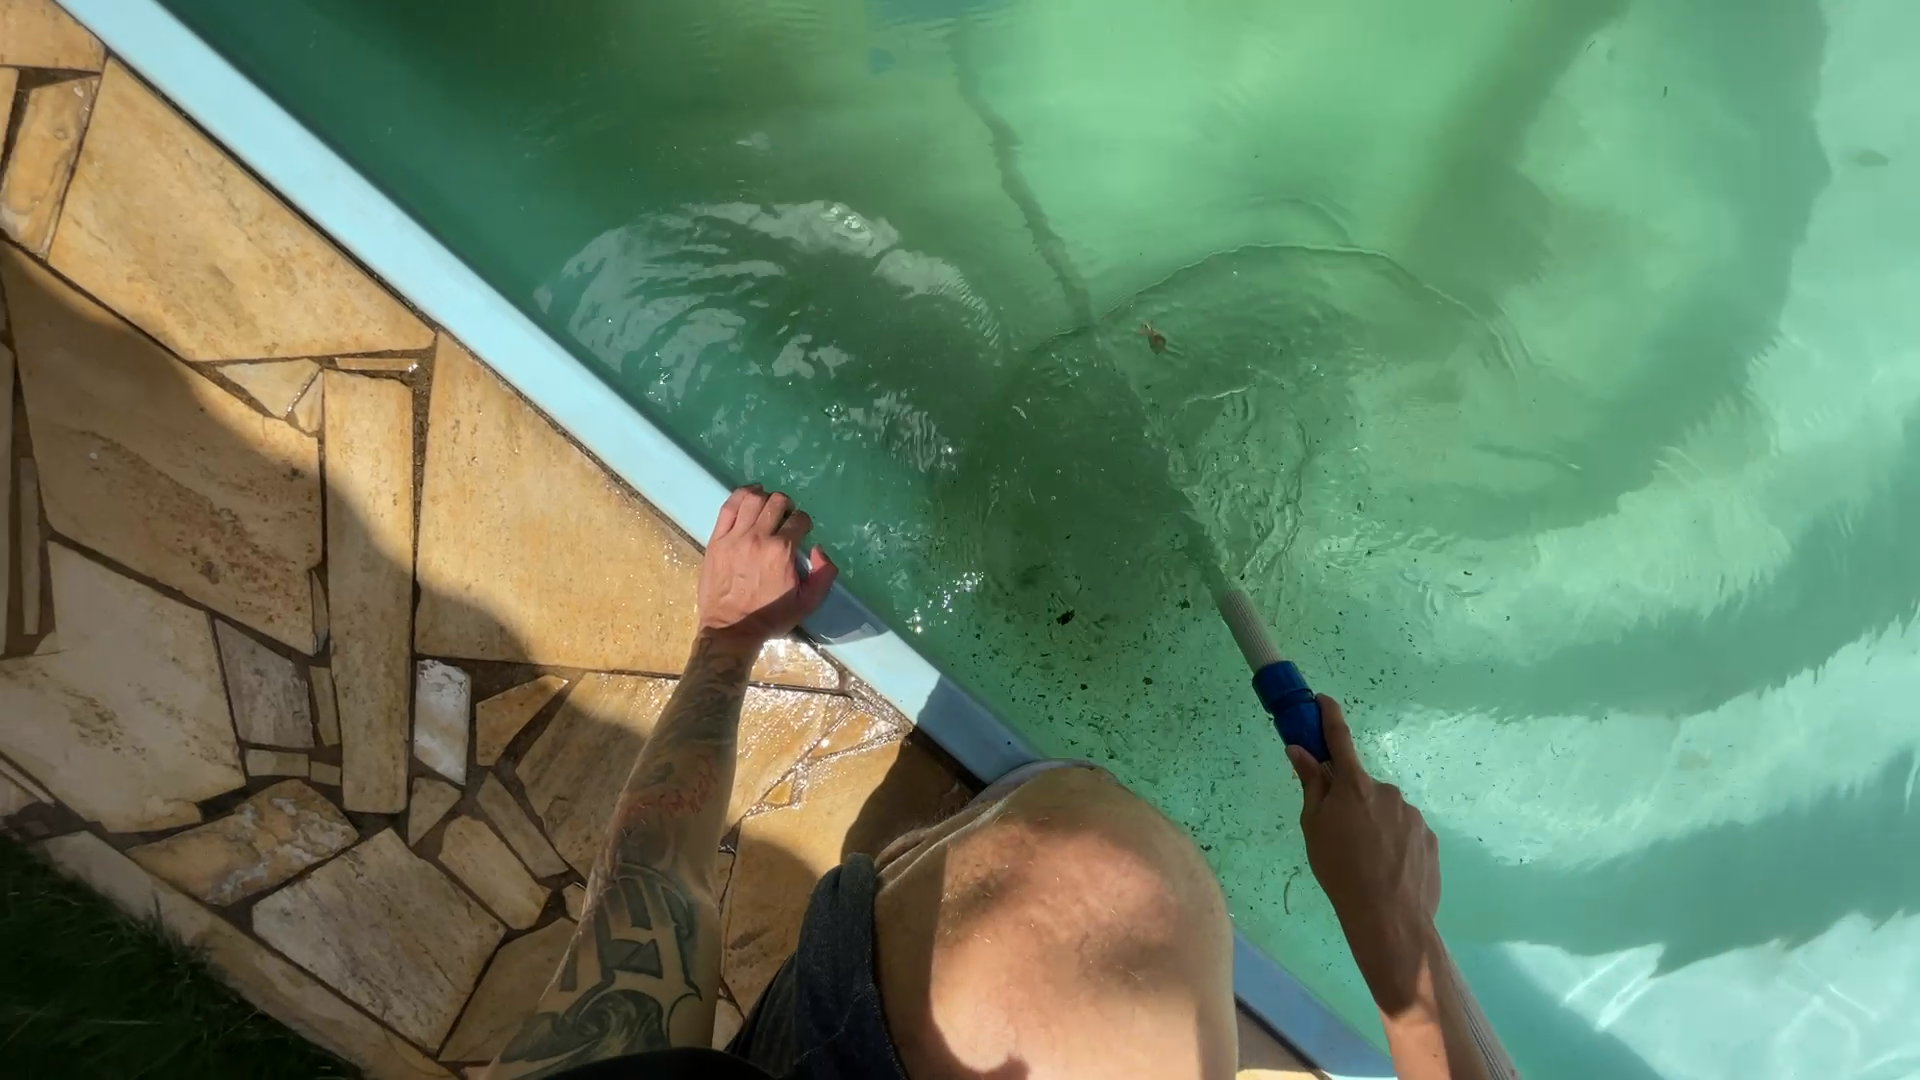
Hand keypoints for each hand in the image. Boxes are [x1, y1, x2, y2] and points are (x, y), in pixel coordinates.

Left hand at [697, 485, 837, 656]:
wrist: (731, 628)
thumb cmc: (771, 617)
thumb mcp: (808, 603)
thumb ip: (824, 574)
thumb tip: (820, 550)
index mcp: (783, 551)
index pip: (799, 520)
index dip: (804, 522)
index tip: (801, 530)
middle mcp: (759, 538)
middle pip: (777, 502)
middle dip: (787, 505)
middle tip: (786, 516)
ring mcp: (735, 537)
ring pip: (752, 499)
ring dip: (765, 497)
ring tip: (767, 505)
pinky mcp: (717, 539)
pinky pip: (728, 507)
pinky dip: (741, 495)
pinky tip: (749, 496)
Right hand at [1287, 696, 1442, 1017]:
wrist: (1390, 918)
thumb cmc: (1339, 869)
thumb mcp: (1313, 826)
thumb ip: (1311, 785)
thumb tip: (1300, 751)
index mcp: (1353, 785)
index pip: (1338, 738)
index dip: (1328, 715)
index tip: (1322, 698)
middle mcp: (1386, 791)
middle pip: (1361, 785)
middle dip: (1350, 799)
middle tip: (1339, 832)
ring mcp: (1412, 814)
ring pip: (1384, 809)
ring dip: (1373, 822)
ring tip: (1366, 858)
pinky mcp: (1430, 838)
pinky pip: (1404, 830)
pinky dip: (1393, 840)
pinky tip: (1387, 867)